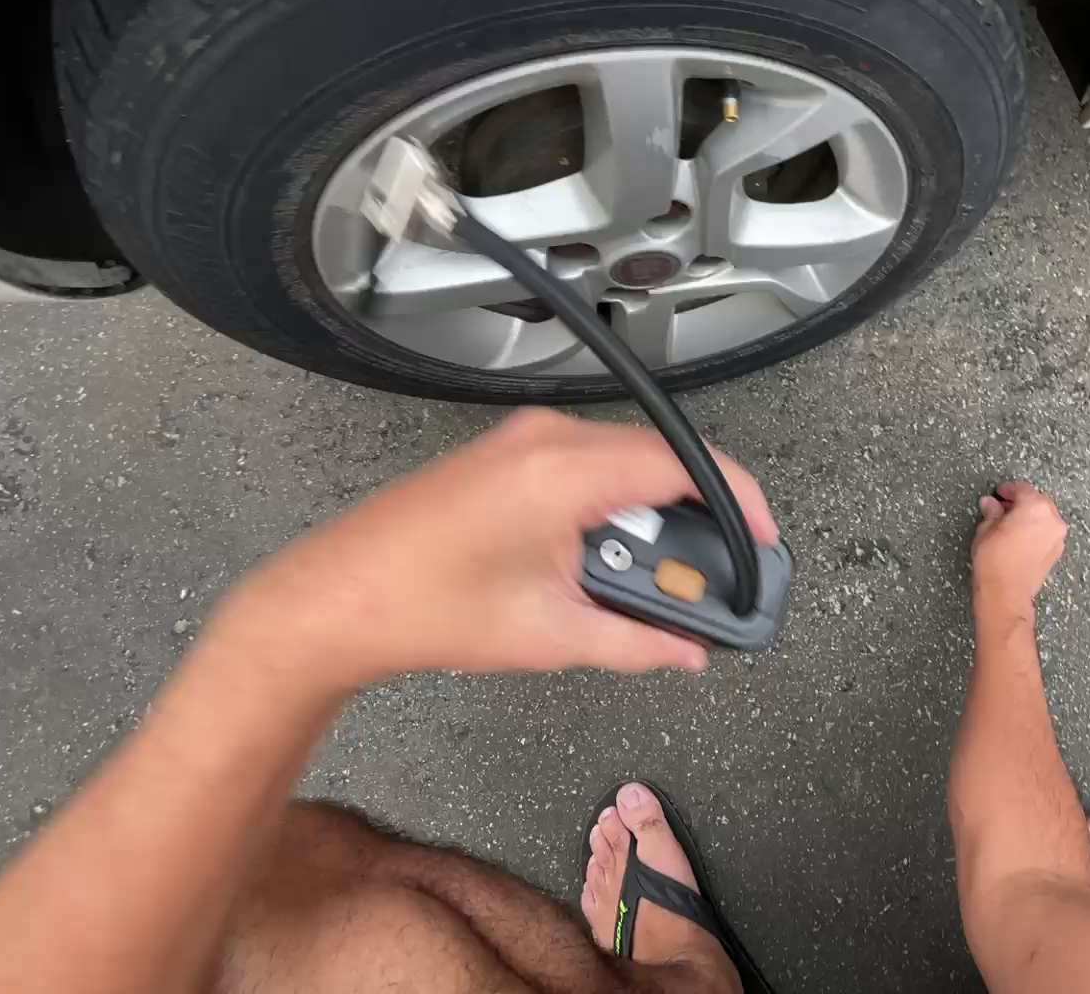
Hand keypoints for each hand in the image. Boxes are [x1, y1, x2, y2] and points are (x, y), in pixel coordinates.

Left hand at [205, 409, 778, 689]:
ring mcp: (525, 438)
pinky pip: (592, 460)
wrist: (329, 600)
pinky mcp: (511, 451)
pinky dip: (620, 499)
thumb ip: (638, 643)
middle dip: (699, 509)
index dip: (737, 497)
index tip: (760, 534)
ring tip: (658, 567)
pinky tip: (612, 547)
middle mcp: (548, 439)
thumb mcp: (551, 635)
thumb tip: (689, 651)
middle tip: (713, 564)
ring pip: (628, 457)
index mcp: (563, 472)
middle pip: (660, 458)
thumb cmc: (424, 612)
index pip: (682, 465)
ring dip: (657, 507)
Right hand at [971, 481, 1066, 618]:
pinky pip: (1047, 532)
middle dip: (1020, 502)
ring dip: (1029, 516)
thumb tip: (990, 503)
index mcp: (1035, 507)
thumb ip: (992, 512)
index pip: (1022, 489)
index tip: (998, 492)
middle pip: (1037, 501)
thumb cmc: (994, 559)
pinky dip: (1036, 530)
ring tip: (1009, 523)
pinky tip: (1020, 536)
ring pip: (1044, 517)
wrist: (1006, 592)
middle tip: (1002, 506)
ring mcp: (1057, 536)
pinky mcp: (1056, 552)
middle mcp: (1052, 519)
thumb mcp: (986, 529)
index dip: (1008, 489)